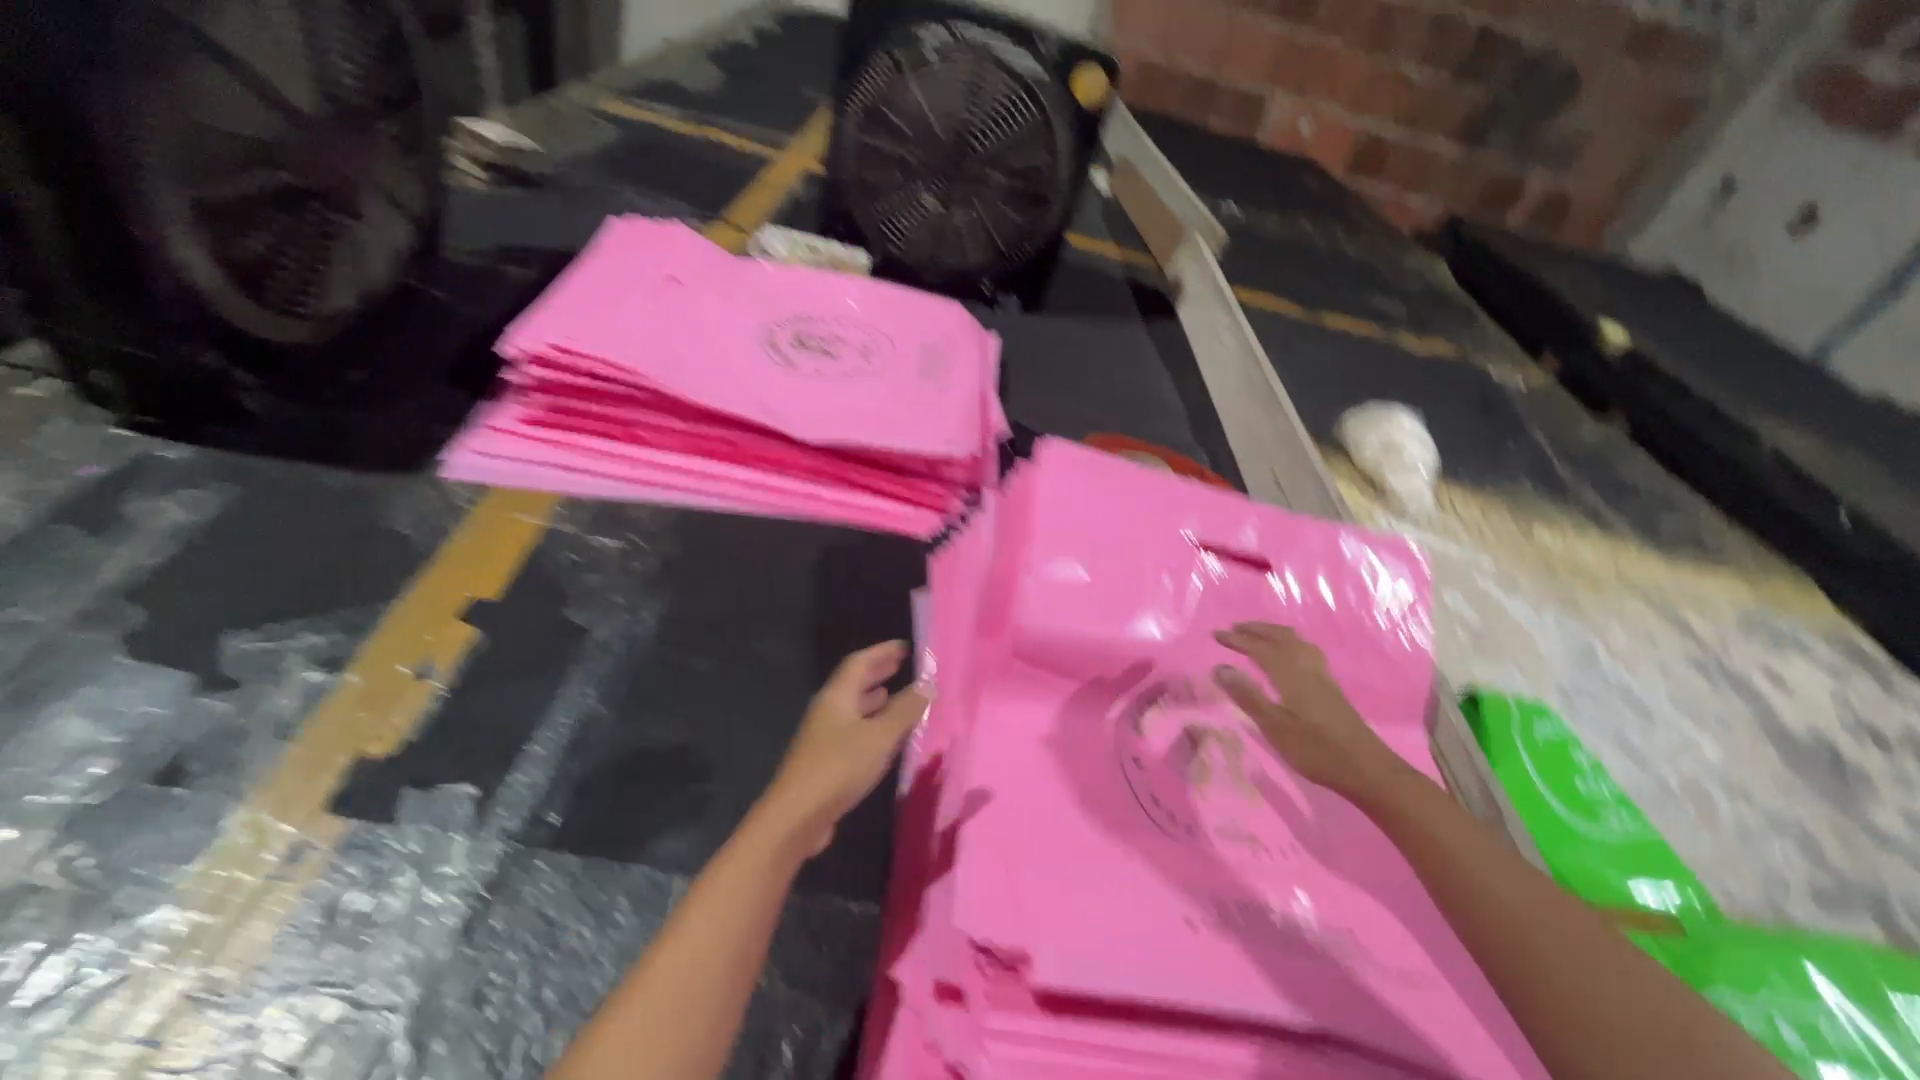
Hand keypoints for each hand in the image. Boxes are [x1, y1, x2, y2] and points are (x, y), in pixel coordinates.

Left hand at [758, 641, 928, 856]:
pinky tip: (882, 737)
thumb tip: (927, 682)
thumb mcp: (879, 736)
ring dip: (872, 699)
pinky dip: (870, 725)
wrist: (797, 817)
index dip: (881, 652)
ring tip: (893, 695)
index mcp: (836, 697)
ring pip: (851, 709)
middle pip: (852, 684)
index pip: (858, 663)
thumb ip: (905, 709)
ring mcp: (823, 737)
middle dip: (876, 672)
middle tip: (900, 665)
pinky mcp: (825, 762)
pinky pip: (852, 732)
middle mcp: (827, 711)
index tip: (904, 647)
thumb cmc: (839, 767)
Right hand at [1211, 622, 1411, 799]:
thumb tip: (1219, 668)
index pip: (1261, 648)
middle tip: (1235, 627)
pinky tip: (1290, 656)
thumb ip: (1247, 695)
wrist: (1365, 768)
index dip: (1238, 639)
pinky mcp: (1331, 688)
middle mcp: (1309, 669)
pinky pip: (1307, 652)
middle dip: (1257, 629)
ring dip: (1275, 634)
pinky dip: (1291, 644)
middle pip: (1282, 638)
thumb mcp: (1275, 726)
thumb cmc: (1315, 750)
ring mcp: (1323, 677)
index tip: (1216, 635)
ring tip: (1259, 635)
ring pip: (1298, 643)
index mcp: (1292, 675)